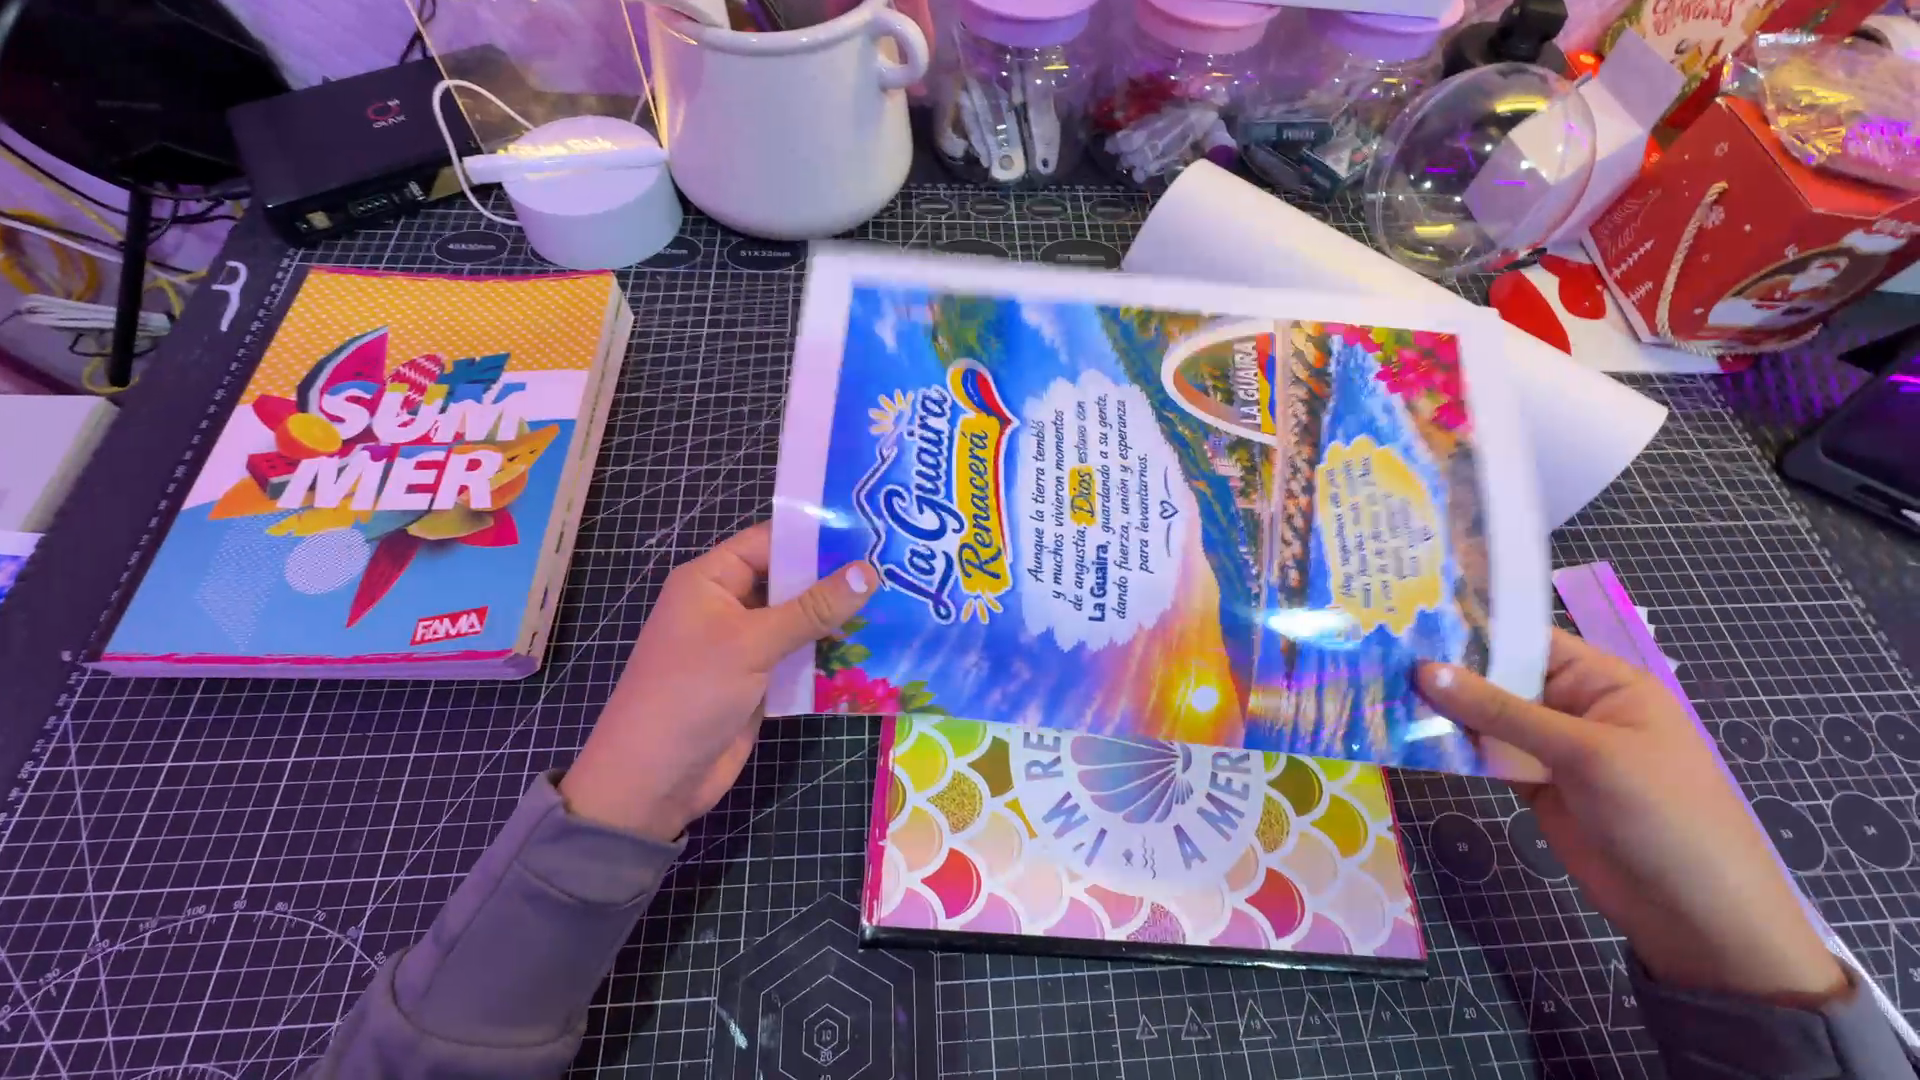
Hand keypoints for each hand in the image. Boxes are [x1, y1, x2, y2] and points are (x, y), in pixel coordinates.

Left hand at [559, 522, 875, 843]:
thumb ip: (812, 609)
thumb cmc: (690, 693)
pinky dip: (831, 656)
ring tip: (897, 604)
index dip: (816, 536)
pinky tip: (876, 650)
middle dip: (836, 579)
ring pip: (800, 622)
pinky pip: (801, 659)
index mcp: (711, 580)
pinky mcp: (761, 682)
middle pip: (790, 581)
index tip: (870, 531)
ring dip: (839, 620)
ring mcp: (746, 646)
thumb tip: (868, 570)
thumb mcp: (752, 643)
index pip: (770, 542)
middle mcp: (728, 606)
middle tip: (895, 568)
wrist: (653, 781)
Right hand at [1418, 629, 1846, 1004]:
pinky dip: (1447, 747)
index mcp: (1603, 684)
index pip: (1528, 640)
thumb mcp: (1585, 754)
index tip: (1408, 618)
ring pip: (1482, 717)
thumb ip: (1501, 712)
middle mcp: (1572, 708)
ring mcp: (1549, 748)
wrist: (1696, 918)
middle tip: (1376, 653)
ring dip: (1438, 710)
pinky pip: (1481, 754)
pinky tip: (1402, 735)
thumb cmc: (1663, 816)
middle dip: (1444, 670)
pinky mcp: (1531, 784)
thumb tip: (1424, 670)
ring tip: (1376, 689)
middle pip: (1497, 677)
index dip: (1472, 629)